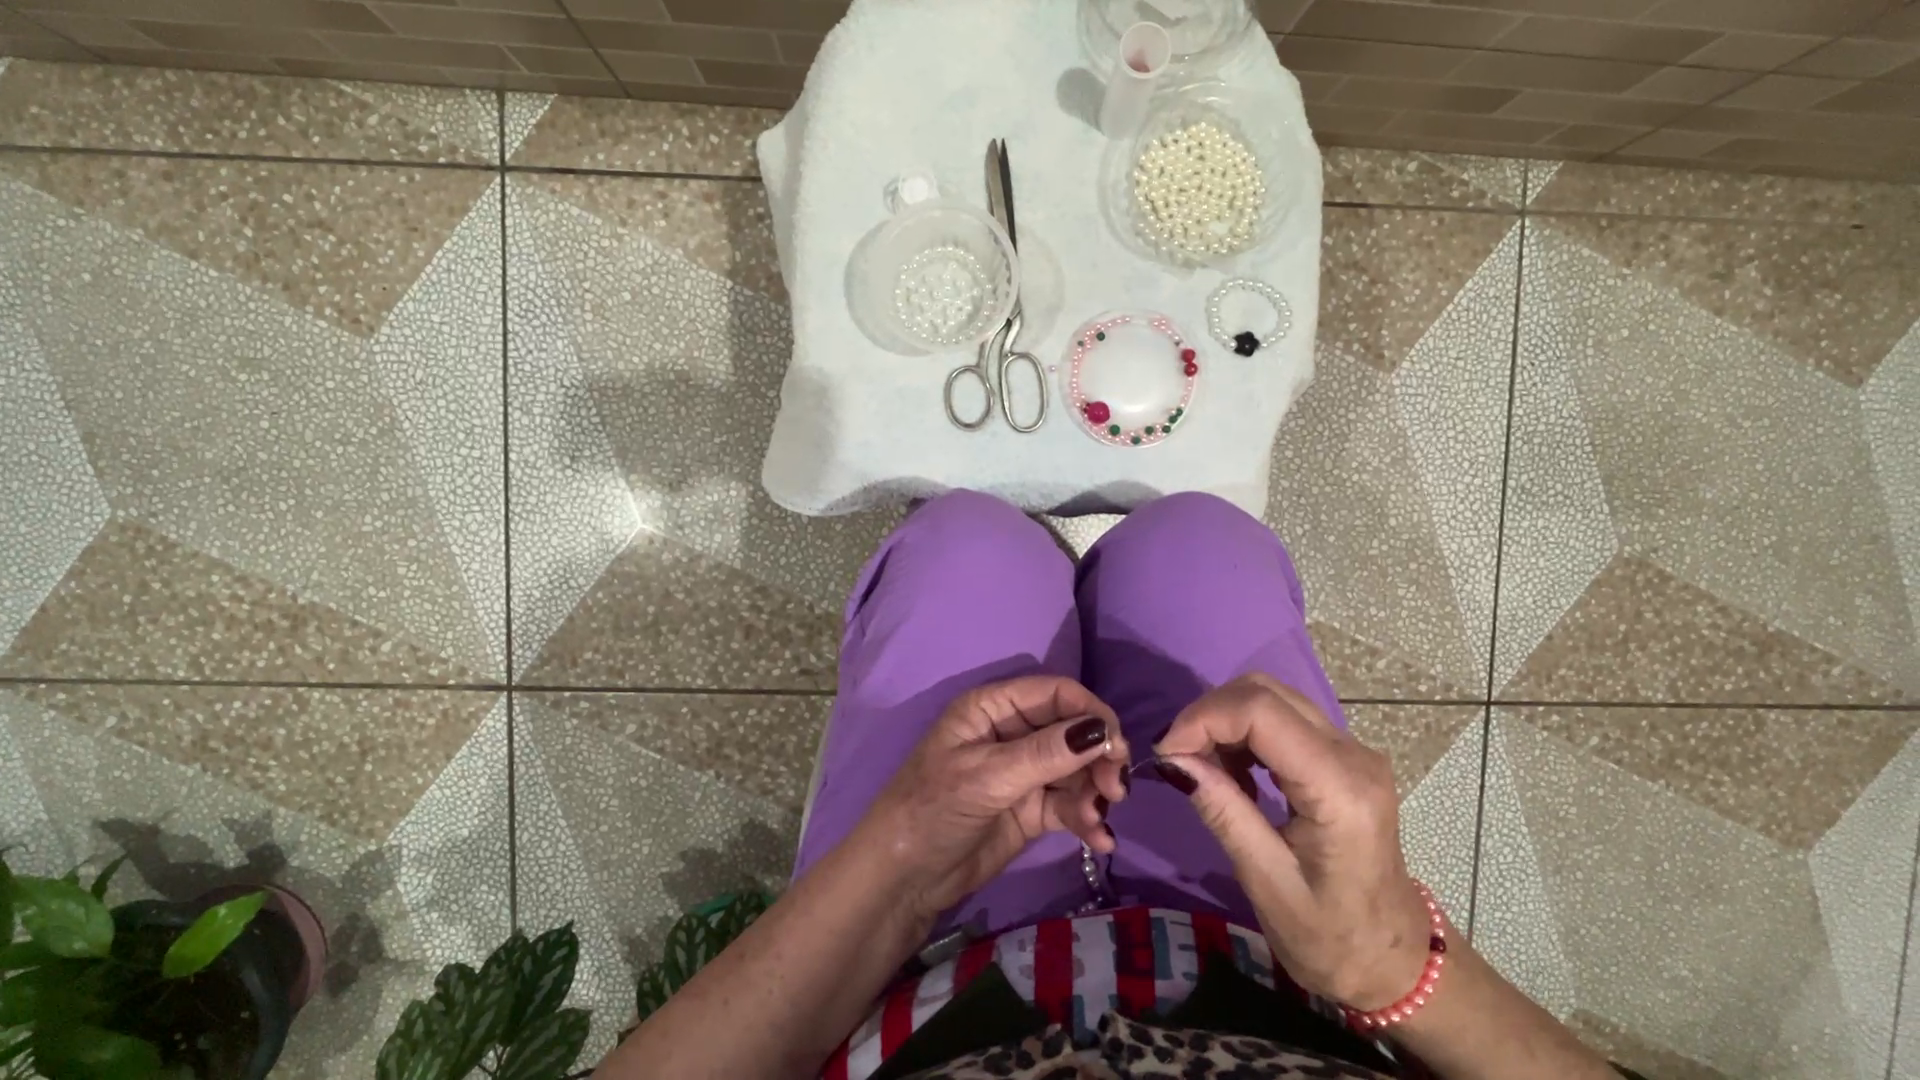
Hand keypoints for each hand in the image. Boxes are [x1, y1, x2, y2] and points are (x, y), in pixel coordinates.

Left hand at [855, 675, 1130, 921]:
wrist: (903, 879)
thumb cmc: (932, 811)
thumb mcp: (986, 777)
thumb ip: (1045, 754)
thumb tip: (1102, 731)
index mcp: (991, 708)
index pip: (1055, 694)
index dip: (1091, 713)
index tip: (1117, 745)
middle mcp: (1011, 733)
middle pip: (1073, 731)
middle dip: (1098, 757)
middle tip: (1115, 790)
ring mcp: (1023, 773)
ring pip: (1076, 770)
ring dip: (1094, 793)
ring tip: (1098, 822)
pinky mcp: (1030, 810)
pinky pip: (1069, 805)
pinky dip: (1087, 819)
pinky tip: (1099, 841)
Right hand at [1153, 674, 1430, 1009]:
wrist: (1394, 964)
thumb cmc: (1331, 937)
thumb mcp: (1266, 882)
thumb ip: (1223, 811)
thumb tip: (1172, 760)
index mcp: (1340, 789)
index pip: (1261, 711)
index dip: (1203, 718)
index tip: (1165, 754)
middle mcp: (1354, 755)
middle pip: (1265, 692)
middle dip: (1209, 715)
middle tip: (1176, 758)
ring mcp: (1353, 752)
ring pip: (1273, 698)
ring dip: (1224, 720)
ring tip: (1199, 767)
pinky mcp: (1344, 758)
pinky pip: (1284, 719)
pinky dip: (1244, 731)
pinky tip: (1229, 771)